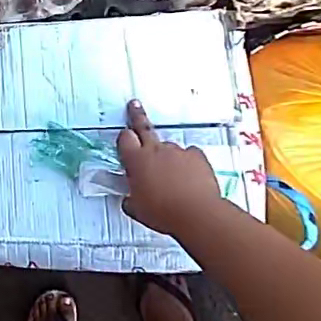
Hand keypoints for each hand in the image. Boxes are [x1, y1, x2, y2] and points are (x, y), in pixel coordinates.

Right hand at [116, 100, 224, 236]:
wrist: (196, 214)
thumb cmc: (164, 213)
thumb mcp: (138, 209)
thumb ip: (131, 199)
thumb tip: (129, 201)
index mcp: (136, 160)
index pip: (124, 139)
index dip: (123, 137)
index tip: (124, 135)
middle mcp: (156, 150)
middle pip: (143, 126)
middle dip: (136, 115)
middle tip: (134, 106)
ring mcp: (177, 151)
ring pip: (168, 146)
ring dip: (166, 155)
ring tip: (170, 174)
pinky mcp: (196, 156)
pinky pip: (189, 154)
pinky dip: (187, 161)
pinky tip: (188, 174)